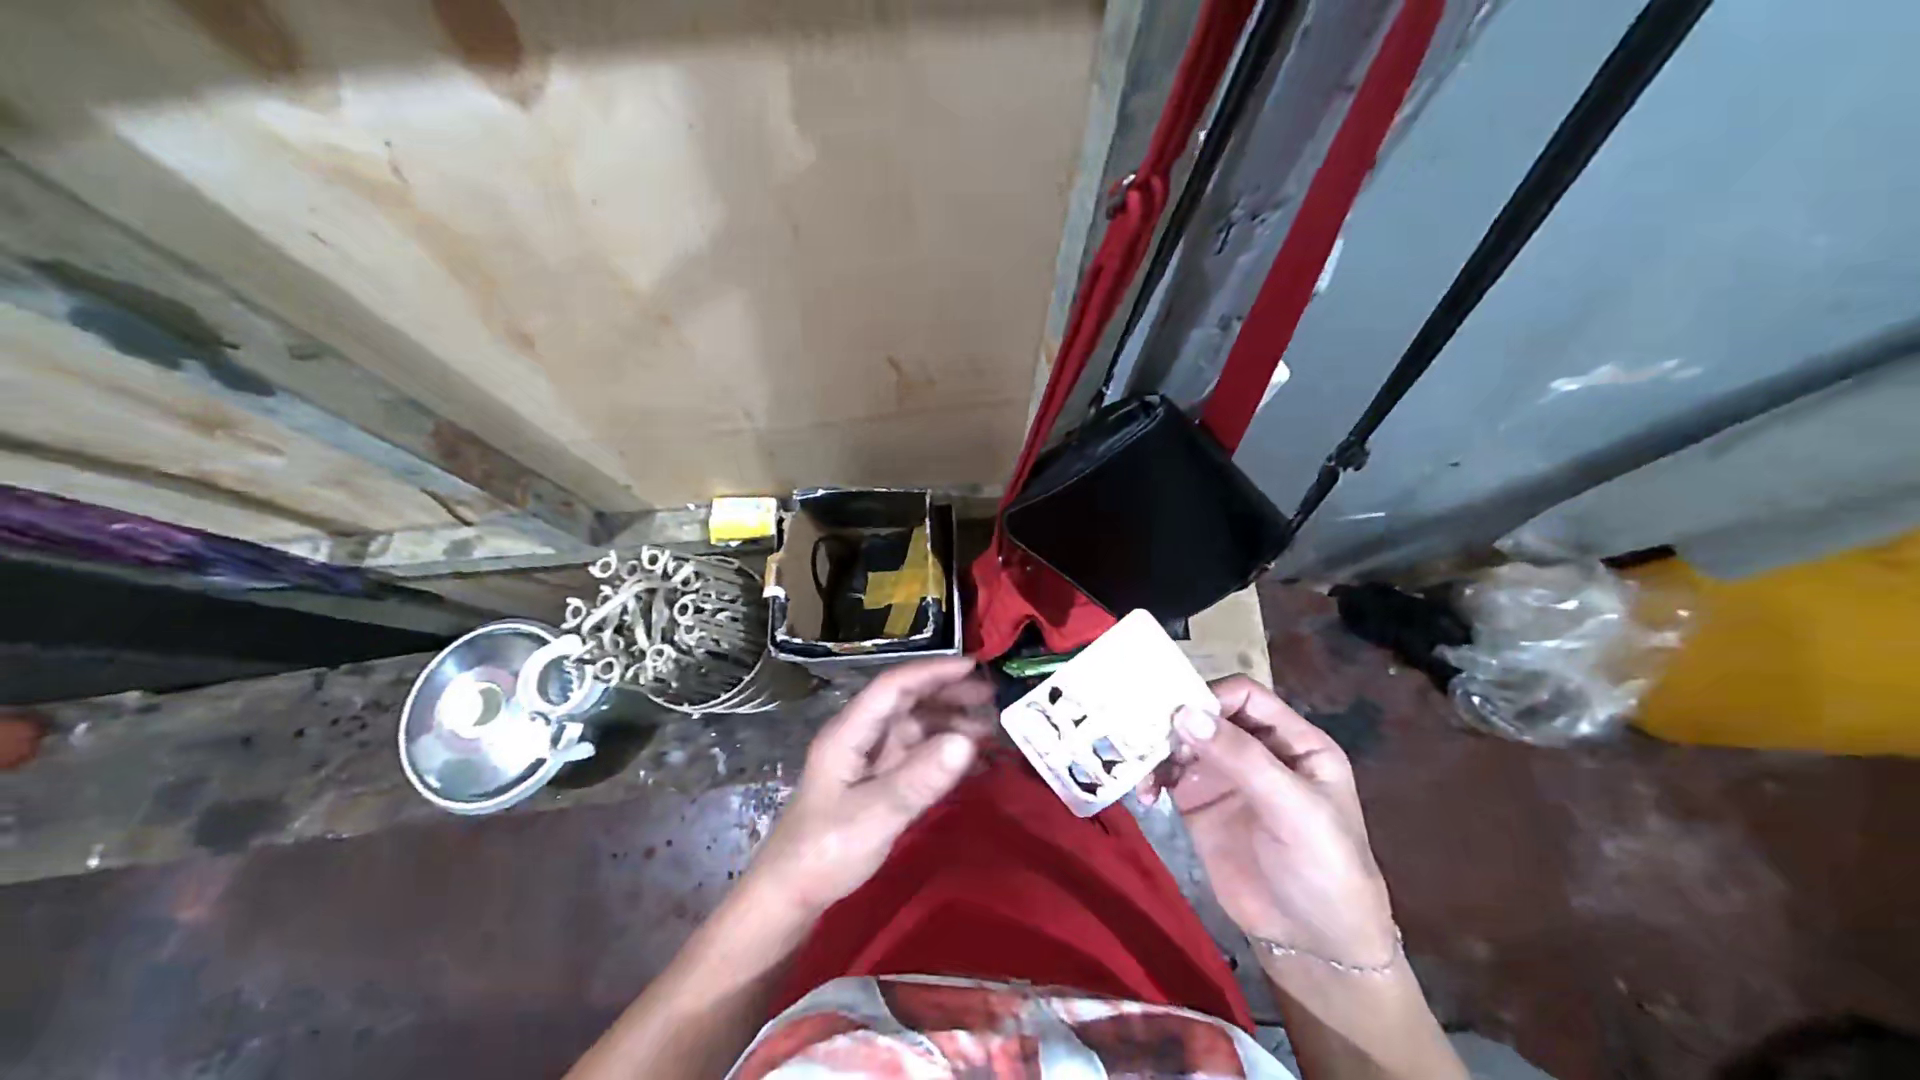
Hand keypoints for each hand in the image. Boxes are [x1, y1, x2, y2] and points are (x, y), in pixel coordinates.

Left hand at [746, 657, 994, 913]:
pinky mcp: (876, 784)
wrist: (790, 896)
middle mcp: (860, 738)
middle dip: (947, 694)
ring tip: (990, 728)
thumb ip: (919, 779)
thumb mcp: (874, 816)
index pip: (894, 688)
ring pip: (914, 728)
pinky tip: (971, 761)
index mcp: (849, 733)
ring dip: (949, 724)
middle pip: (906, 703)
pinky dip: (943, 754)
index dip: (933, 672)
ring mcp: (868, 761)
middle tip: (992, 697)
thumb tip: (967, 741)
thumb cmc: (825, 852)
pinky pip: (916, 756)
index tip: (974, 667)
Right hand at [1165, 676, 1396, 968]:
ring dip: (1157, 748)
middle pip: (1206, 714)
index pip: (1245, 697)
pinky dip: (1150, 776)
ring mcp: (1224, 777)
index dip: (1212, 698)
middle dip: (1175, 721)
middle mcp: (1255, 750)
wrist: (1315, 944)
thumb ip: (1241, 757)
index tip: (1178, 715)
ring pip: (1181, 741)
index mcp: (1292, 741)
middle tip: (1145, 736)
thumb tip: (1184, 712)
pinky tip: (1144, 794)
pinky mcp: (1198, 804)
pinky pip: (1166, 775)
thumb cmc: (1324, 866)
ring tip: (1142, 770)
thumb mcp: (1293, 808)